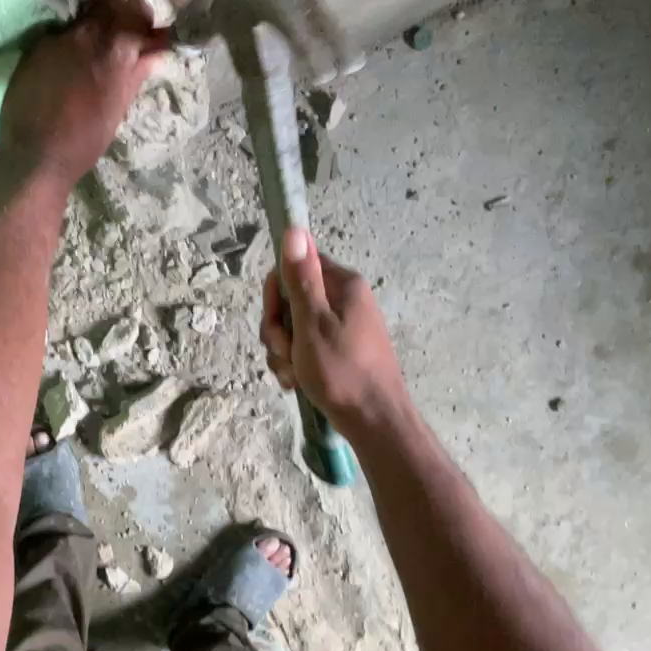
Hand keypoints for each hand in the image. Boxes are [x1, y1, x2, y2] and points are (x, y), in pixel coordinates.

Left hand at [0, 0, 166, 186]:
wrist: (35, 156)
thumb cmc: (84, 141)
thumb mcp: (117, 109)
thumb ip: (135, 75)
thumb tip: (153, 54)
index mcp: (114, 49)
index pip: (136, 10)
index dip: (141, 21)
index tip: (142, 36)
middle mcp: (86, 34)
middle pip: (107, 4)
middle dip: (116, 17)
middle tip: (116, 43)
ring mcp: (57, 39)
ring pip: (81, 19)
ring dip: (91, 31)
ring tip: (88, 60)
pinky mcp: (35, 48)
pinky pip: (58, 37)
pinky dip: (67, 48)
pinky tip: (62, 74)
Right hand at [260, 228, 410, 441]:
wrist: (373, 421)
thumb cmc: (342, 372)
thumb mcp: (312, 324)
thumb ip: (300, 278)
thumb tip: (293, 229)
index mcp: (343, 285)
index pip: (294, 267)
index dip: (276, 295)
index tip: (277, 322)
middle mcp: (344, 300)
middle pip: (290, 300)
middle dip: (277, 330)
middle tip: (285, 354)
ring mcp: (341, 327)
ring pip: (292, 328)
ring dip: (282, 352)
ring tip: (292, 374)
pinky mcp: (338, 350)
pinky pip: (304, 347)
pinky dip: (294, 364)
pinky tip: (295, 382)